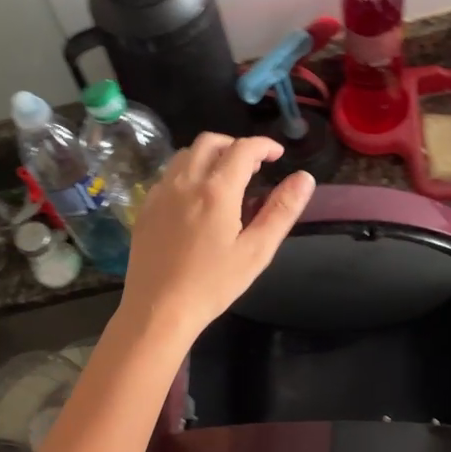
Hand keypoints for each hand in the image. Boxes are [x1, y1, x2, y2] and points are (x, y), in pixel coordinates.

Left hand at [119, 134, 315, 340]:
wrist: (158, 310)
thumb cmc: (213, 285)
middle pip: (210, 142)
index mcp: (216, 190)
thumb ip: (281, 211)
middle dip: (235, 145)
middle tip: (254, 166)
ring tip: (227, 179)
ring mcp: (160, 193)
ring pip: (186, 155)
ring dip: (210, 155)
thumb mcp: (256, 251)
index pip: (243, 149)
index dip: (264, 146)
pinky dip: (189, 173)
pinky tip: (198, 200)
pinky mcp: (146, 208)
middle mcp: (185, 182)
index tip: (278, 155)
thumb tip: (304, 178)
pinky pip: (169, 175)